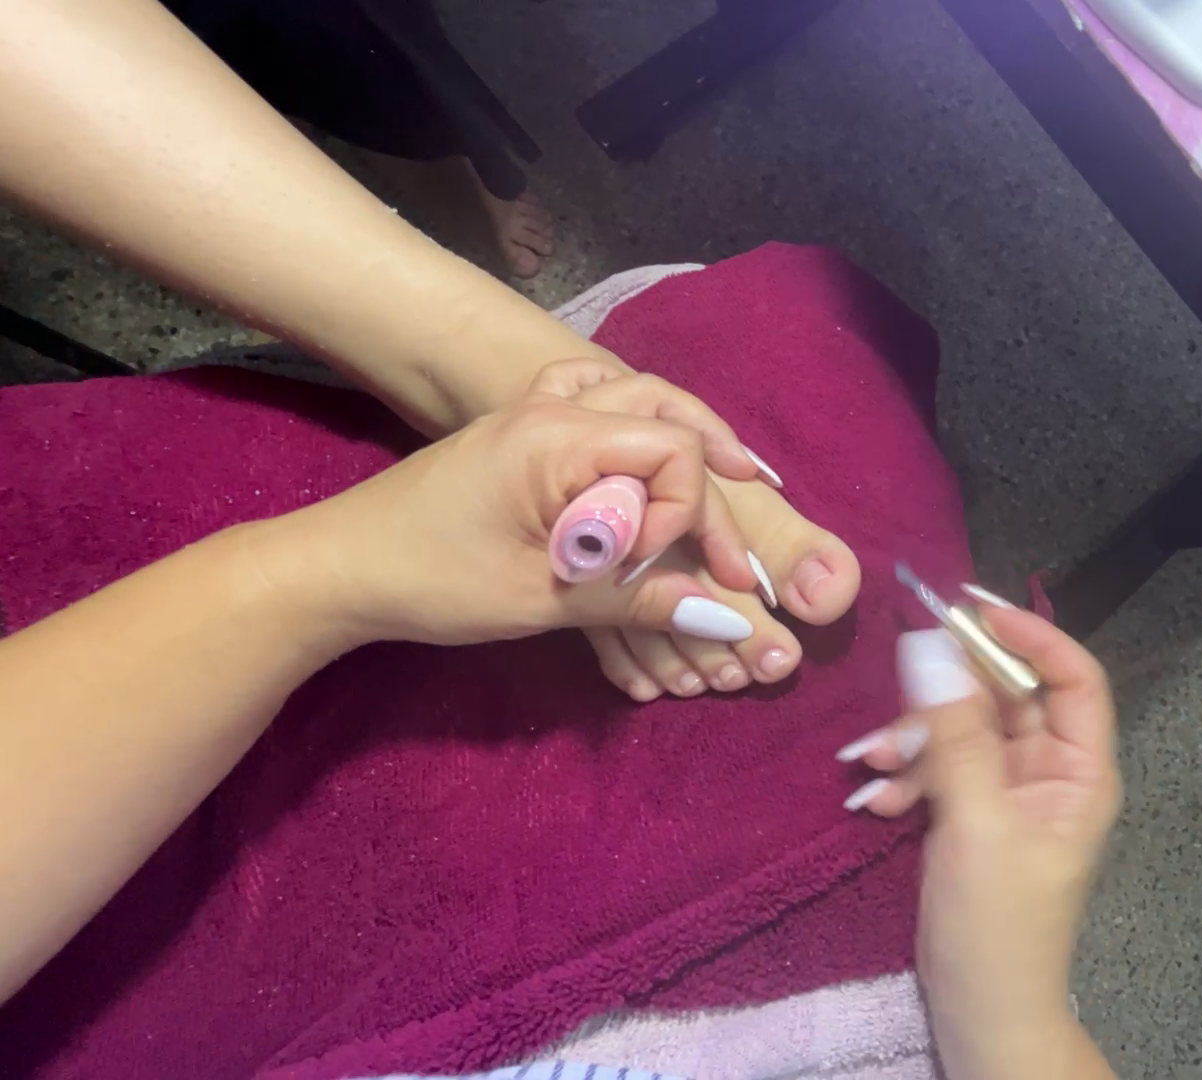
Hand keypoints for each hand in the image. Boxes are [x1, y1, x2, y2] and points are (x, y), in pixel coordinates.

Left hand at [257, 382, 759, 649]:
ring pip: (639, 394)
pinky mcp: (526, 431)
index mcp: (558, 439)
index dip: (691, 512)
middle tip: (737, 532)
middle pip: (668, 417)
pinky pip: (596, 396)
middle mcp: (556, 409)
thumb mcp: (544, 599)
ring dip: (687, 429)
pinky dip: (635, 414)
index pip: (672, 452)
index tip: (670, 569)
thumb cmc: (433, 582)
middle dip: (710, 476)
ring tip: (729, 467)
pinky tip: (646, 439)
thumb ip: (640, 599)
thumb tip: (727, 616)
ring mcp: (537, 412)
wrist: (335, 570)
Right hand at [838, 608, 1121, 1078]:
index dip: (1030, 636)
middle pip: (1006, 694)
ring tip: (877, 761)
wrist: (980, 1013)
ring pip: (964, 725)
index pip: (1072, 675)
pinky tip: (881, 797)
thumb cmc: (998, 926)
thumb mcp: (977, 823)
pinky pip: (942, 761)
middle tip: (901, 688)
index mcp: (1079, 768)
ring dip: (917, 737)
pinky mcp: (972, 803)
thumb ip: (954, 734)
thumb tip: (929, 647)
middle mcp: (1049, 765)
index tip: (972, 610)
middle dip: (949, 691)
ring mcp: (1008, 784)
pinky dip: (910, 771)